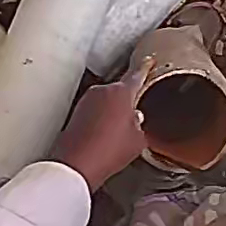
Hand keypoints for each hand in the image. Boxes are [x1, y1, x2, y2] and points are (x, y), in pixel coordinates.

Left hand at [50, 59, 152, 189]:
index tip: (148, 61)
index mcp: (122, 92)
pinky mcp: (76, 112)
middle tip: (133, 122)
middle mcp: (102, 91)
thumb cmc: (108, 150)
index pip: (137, 75)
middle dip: (127, 103)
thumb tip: (135, 119)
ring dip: (113, 113)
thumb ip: (140, 124)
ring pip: (107, 102)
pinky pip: (95, 112)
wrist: (77, 164)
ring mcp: (87, 100)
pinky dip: (101, 121)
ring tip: (117, 136)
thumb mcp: (137, 140)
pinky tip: (104, 138)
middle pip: (121, 91)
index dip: (145, 68)